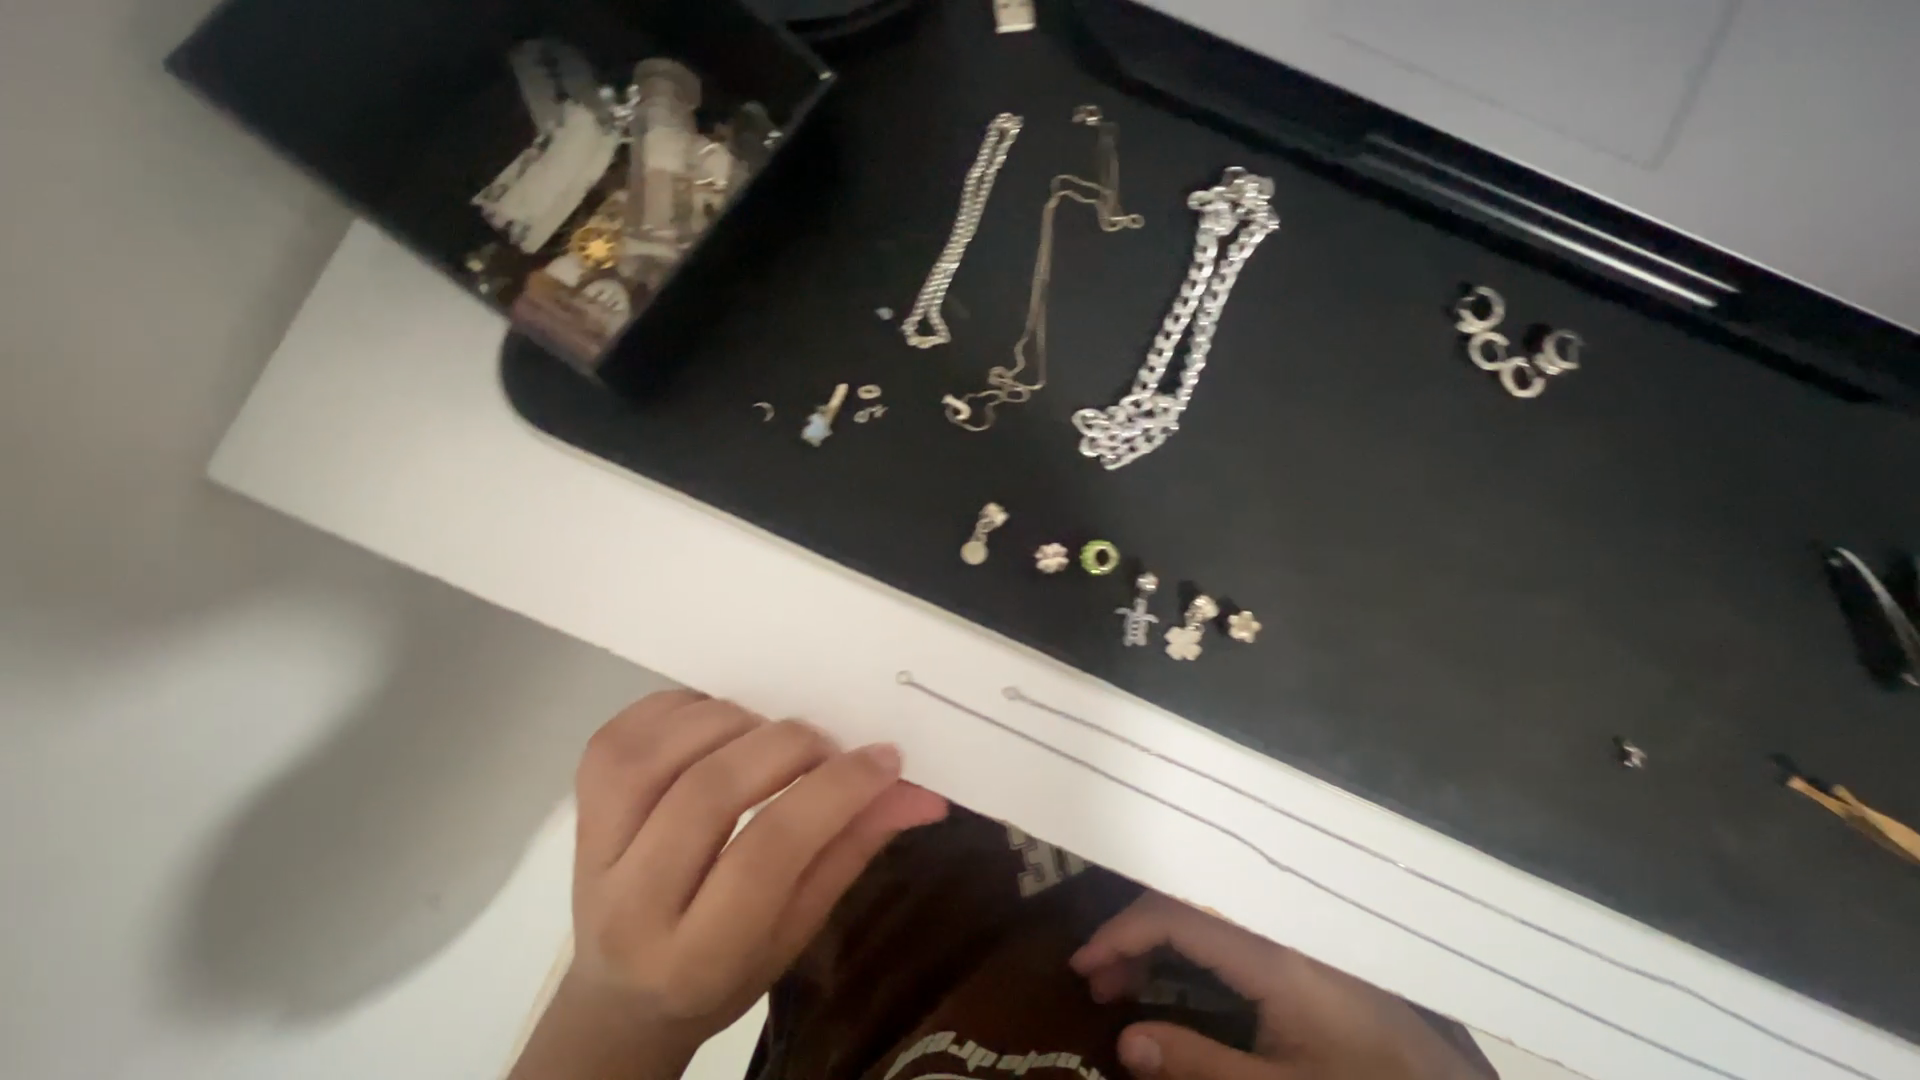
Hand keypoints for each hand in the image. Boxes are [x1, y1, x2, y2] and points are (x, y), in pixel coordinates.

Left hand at [513, 691, 947, 1079]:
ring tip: (772, 735)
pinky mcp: (579, 805)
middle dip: (787, 748)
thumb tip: (920, 791)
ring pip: (660, 754)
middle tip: (827, 744)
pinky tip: (720, 721)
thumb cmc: (723, 973)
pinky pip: (625, 734)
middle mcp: (632, 902)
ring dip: (734, 722)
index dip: (833, 792)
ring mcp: (594, 849)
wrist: (621, 995)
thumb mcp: (799, 929)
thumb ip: (853, 850)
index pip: (767, 854)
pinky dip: (681, 709)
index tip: (884, 758)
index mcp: (697, 955)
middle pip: (710, 793)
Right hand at [1071, 893, 1483, 1079]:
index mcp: (1273, 954)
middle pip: (1188, 903)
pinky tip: (1178, 979)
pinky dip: (1192, 948)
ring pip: (1208, 913)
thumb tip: (1124, 1039)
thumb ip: (1199, 1064)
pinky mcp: (1309, 954)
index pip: (1177, 915)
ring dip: (1160, 941)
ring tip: (1125, 985)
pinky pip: (1231, 930)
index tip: (1083, 965)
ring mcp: (1297, 938)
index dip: (1121, 933)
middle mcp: (1281, 929)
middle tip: (1098, 983)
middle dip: (1133, 935)